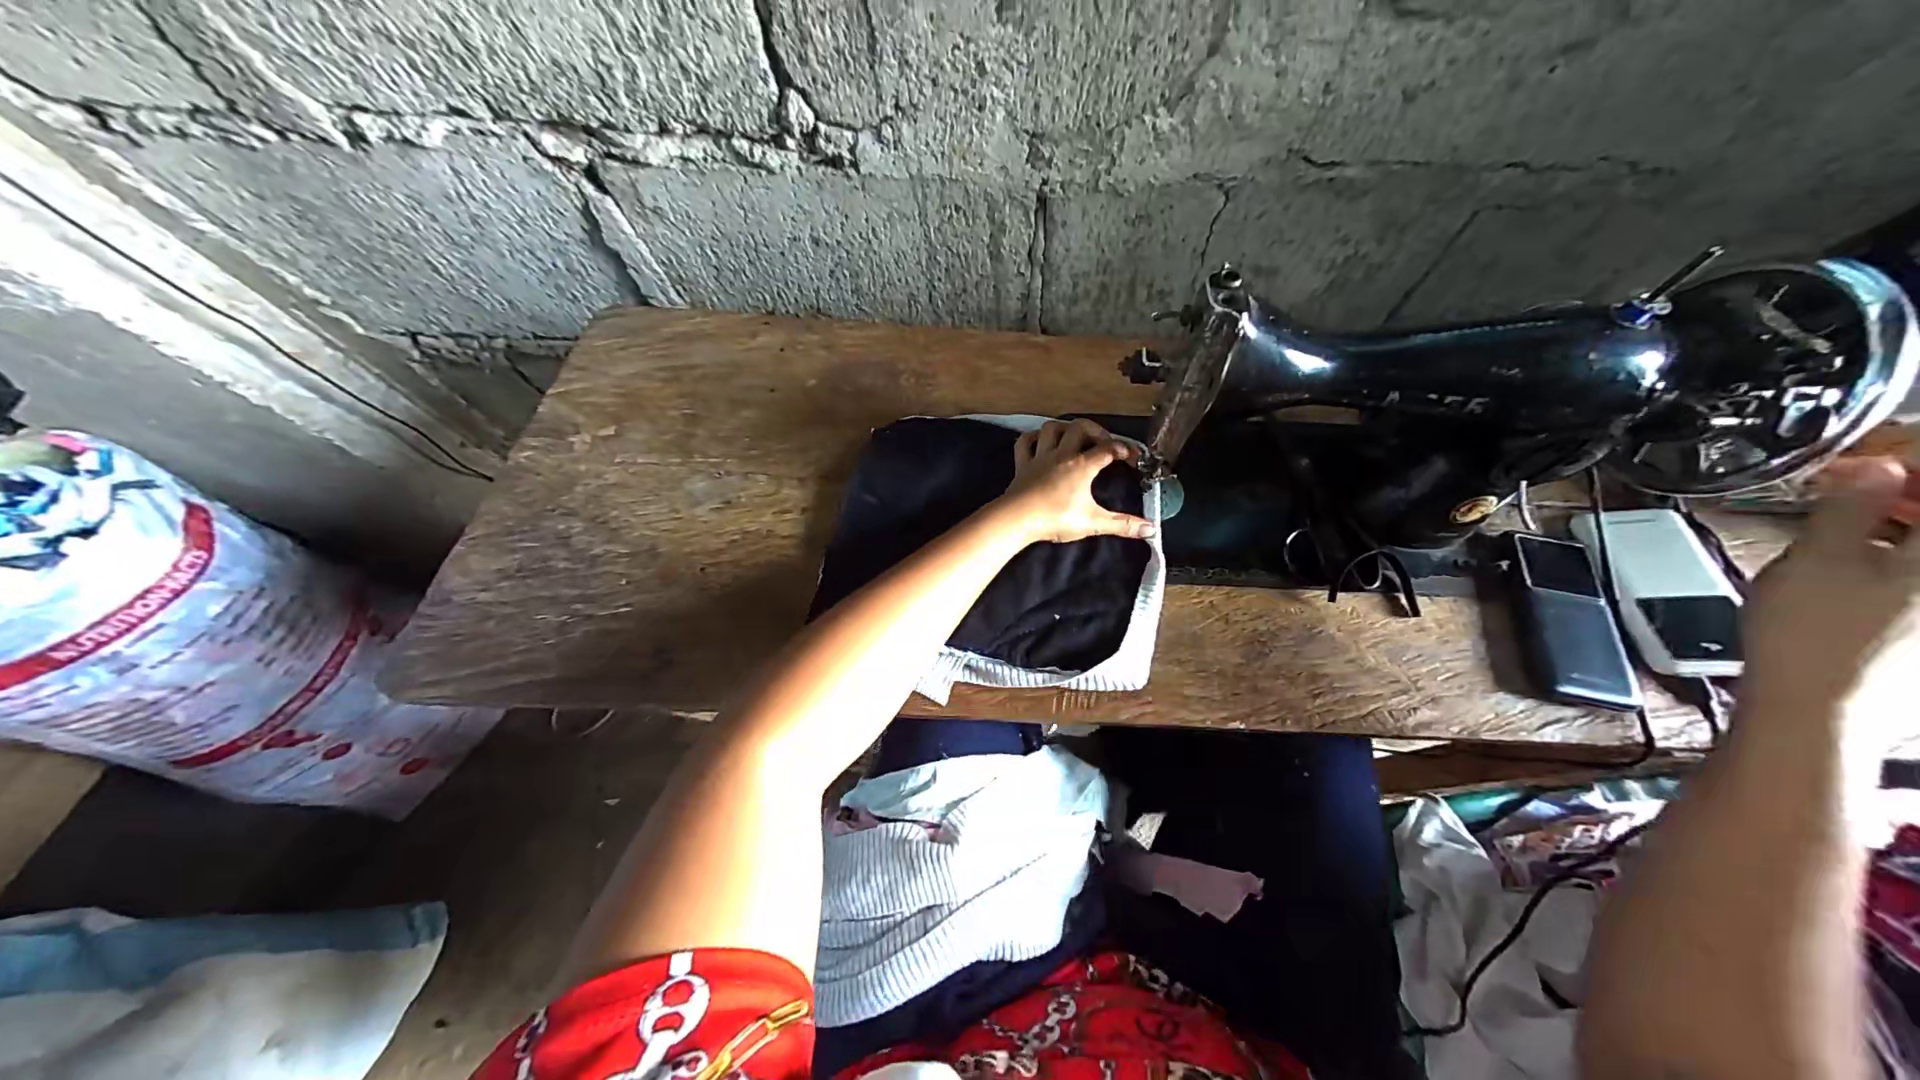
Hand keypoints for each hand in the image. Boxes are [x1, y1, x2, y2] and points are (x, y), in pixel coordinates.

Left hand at [995, 419, 1156, 544]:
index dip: (1124, 449)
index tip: (1133, 457)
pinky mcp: (1022, 464)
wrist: (1017, 519)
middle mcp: (1062, 454)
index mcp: (1082, 465)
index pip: (1108, 449)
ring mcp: (1040, 457)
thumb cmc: (1056, 518)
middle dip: (1096, 430)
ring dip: (1064, 428)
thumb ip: (1122, 525)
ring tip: (1075, 438)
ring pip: (1051, 428)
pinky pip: (1025, 442)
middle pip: (1080, 428)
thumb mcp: (1093, 523)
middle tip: (1105, 443)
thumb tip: (1151, 530)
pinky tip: (1041, 442)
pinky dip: (1034, 438)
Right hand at [1743, 456, 1919, 754]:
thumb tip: (1876, 469)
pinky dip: (1902, 557)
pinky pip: (1919, 580)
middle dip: (1907, 493)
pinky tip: (1868, 558)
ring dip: (1903, 525)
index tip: (1865, 462)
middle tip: (1858, 484)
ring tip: (1856, 519)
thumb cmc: (1811, 635)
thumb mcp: (1814, 559)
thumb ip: (1848, 506)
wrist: (1819, 709)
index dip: (1906, 464)